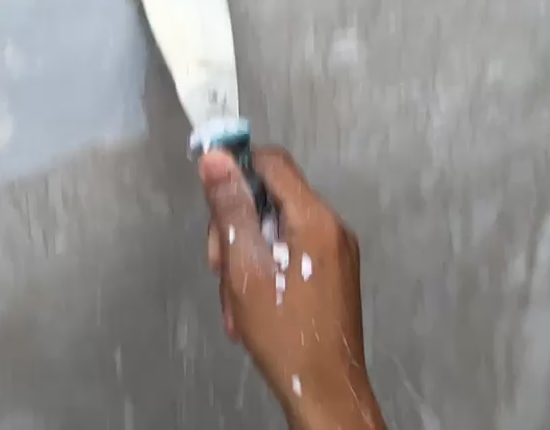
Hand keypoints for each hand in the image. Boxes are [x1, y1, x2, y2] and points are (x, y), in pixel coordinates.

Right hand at [202, 149, 384, 429]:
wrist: (325, 394)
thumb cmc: (282, 329)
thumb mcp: (245, 266)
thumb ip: (230, 207)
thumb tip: (215, 155)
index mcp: (314, 217)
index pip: (271, 161)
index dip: (237, 169)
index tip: (212, 199)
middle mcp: (332, 224)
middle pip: (271, 196)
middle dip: (237, 223)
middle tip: (219, 263)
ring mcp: (337, 248)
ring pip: (277, 224)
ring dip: (247, 250)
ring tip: (233, 293)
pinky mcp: (335, 269)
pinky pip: (291, 246)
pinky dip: (266, 263)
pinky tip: (251, 298)